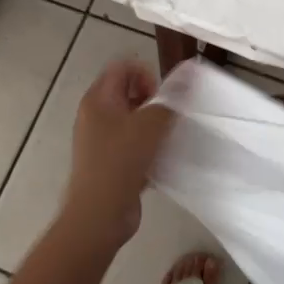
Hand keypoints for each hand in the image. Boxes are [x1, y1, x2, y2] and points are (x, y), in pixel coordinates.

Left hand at [59, 58, 176, 248]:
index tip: (162, 96)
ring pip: (131, 121)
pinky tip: (161, 161)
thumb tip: (189, 73)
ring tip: (167, 140)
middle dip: (152, 101)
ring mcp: (100, 141)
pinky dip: (147, 148)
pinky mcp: (108, 164)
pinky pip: (131, 146)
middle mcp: (95, 115)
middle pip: (128, 93)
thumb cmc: (121, 162)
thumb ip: (171, 99)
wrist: (98, 216)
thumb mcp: (150, 125)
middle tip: (167, 118)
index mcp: (98, 99)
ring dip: (152, 127)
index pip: (123, 67)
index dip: (146, 74)